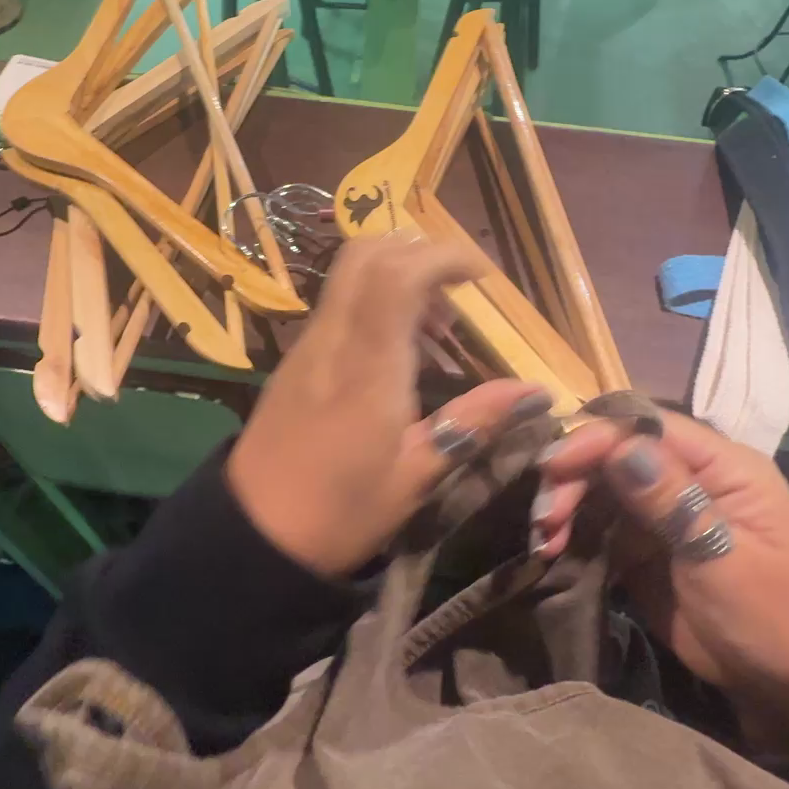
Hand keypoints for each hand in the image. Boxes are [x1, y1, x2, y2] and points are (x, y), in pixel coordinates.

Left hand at [227, 235, 552, 577]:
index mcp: (368, 367)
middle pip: (365, 255)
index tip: (481, 276)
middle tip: (457, 294)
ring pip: (349, 277)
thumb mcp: (415, 477)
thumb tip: (534, 390)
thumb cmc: (340, 512)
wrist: (253, 536)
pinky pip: (338, 306)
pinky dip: (374, 302)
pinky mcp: (294, 360)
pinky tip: (397, 351)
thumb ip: (472, 422)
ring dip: (397, 276)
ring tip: (435, 328)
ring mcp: (306, 346)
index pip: (397, 275)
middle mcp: (332, 341)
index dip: (442, 257)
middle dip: (417, 252)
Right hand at [535, 413, 788, 756]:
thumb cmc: (774, 622)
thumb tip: (623, 446)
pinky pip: (598, 522)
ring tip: (545, 540)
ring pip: (599, 485)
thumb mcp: (726, 562)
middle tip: (545, 519)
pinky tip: (553, 550)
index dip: (597, 439)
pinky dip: (572, 532)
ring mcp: (664, 510)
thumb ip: (675, 503)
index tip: (553, 466)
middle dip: (573, 477)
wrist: (788, 693)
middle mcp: (690, 477)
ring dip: (566, 505)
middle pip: (615, 452)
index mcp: (725, 467)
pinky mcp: (643, 543)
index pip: (649, 428)